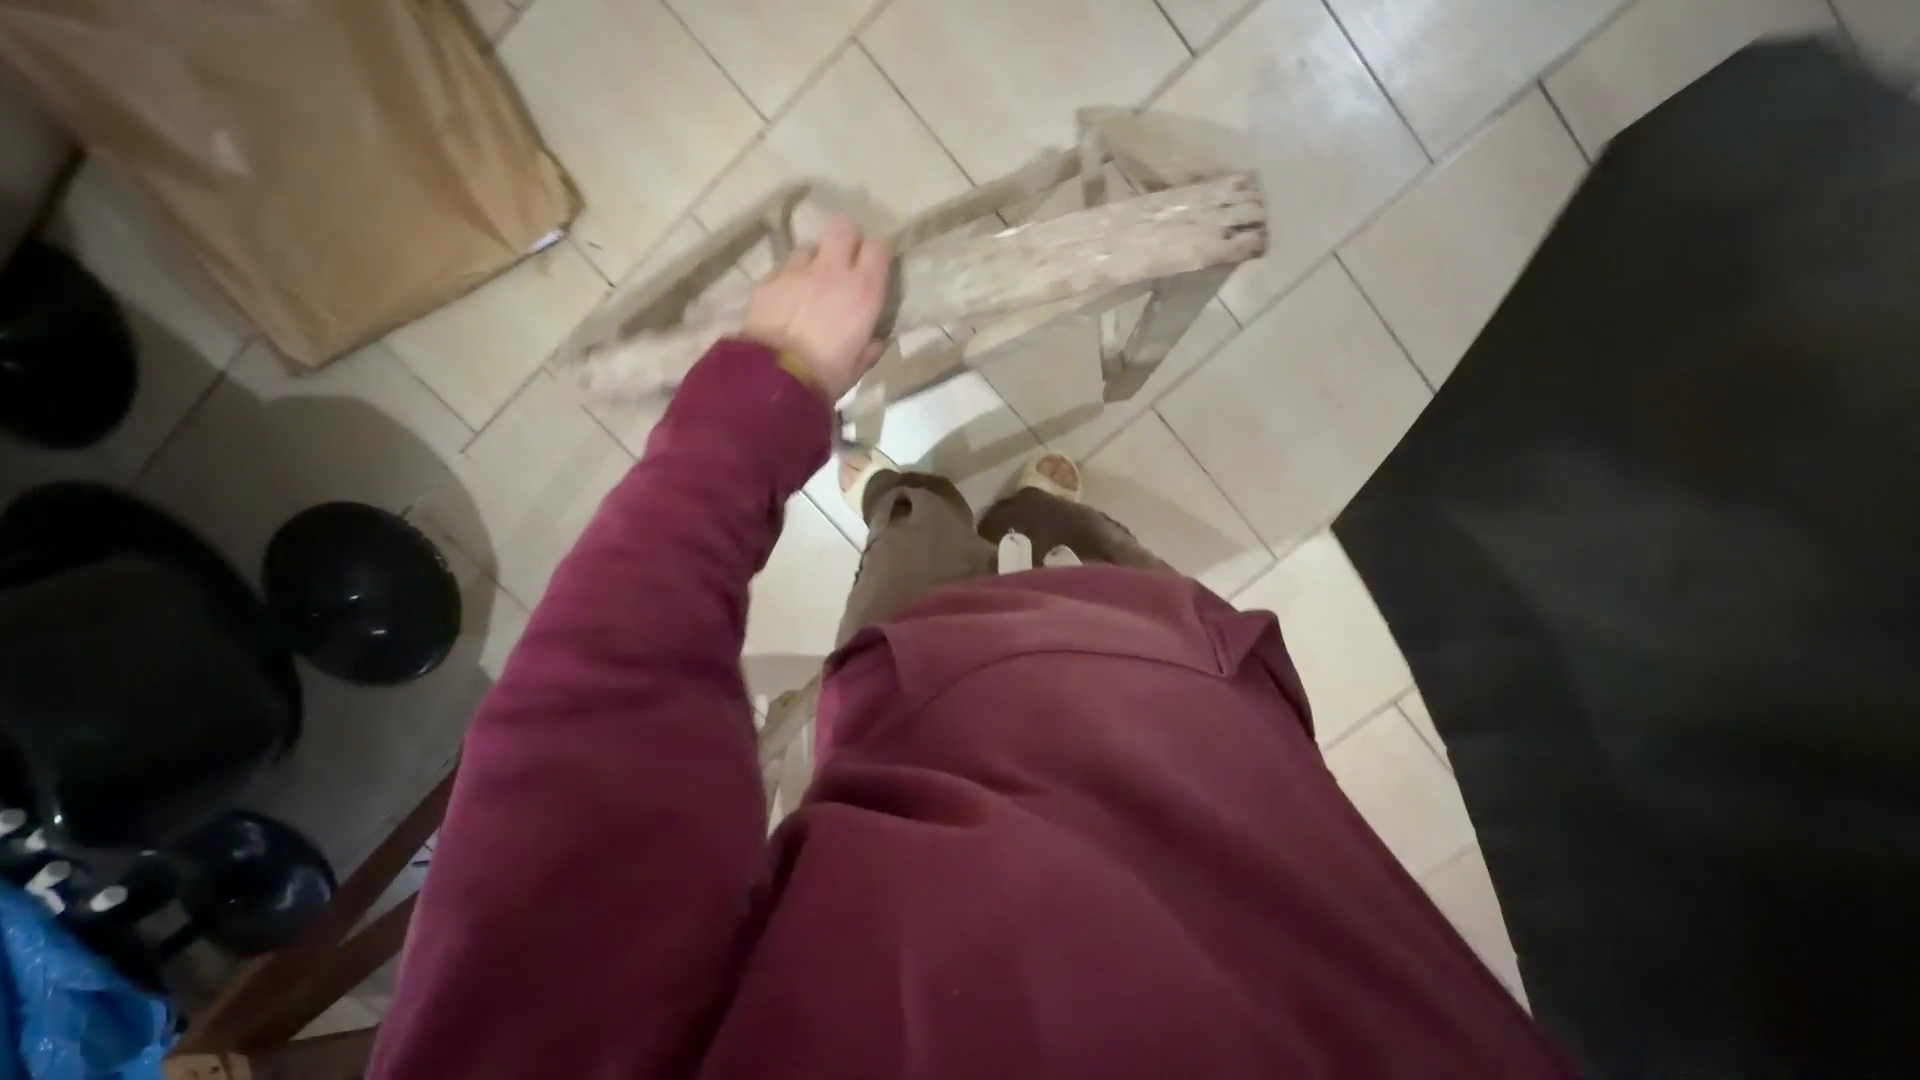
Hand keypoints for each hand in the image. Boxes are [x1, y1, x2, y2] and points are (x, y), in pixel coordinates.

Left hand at [742, 215, 892, 402]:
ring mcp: (796, 271)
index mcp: (863, 290)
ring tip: (810, 284)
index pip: (879, 246)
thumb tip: (874, 341)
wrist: (774, 379)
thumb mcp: (858, 366)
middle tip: (844, 259)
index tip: (876, 263)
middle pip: (842, 225)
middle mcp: (832, 270)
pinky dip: (788, 279)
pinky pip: (783, 269)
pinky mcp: (768, 280)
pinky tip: (785, 300)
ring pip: (809, 247)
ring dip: (813, 260)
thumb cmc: (826, 375)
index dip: (878, 251)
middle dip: (845, 237)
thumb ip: (869, 347)